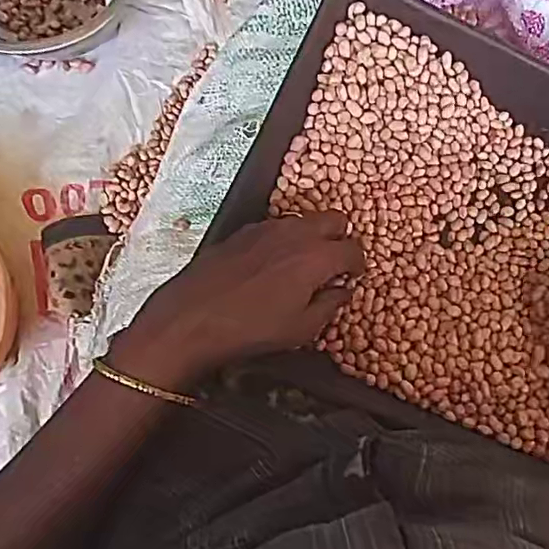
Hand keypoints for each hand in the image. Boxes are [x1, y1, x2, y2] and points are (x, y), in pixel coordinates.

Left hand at [106, 211, 363, 389]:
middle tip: (334, 265)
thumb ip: (330, 305)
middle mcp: (295, 233)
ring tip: (303, 267)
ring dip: (312, 238)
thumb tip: (341, 291)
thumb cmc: (250, 328)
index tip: (352, 277)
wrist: (191, 319)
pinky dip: (285, 240)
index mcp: (316, 256)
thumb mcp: (302, 328)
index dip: (357, 265)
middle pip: (334, 220)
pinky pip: (276, 227)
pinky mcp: (243, 232)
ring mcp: (266, 228)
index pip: (353, 249)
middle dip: (340, 239)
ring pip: (304, 220)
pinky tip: (273, 266)